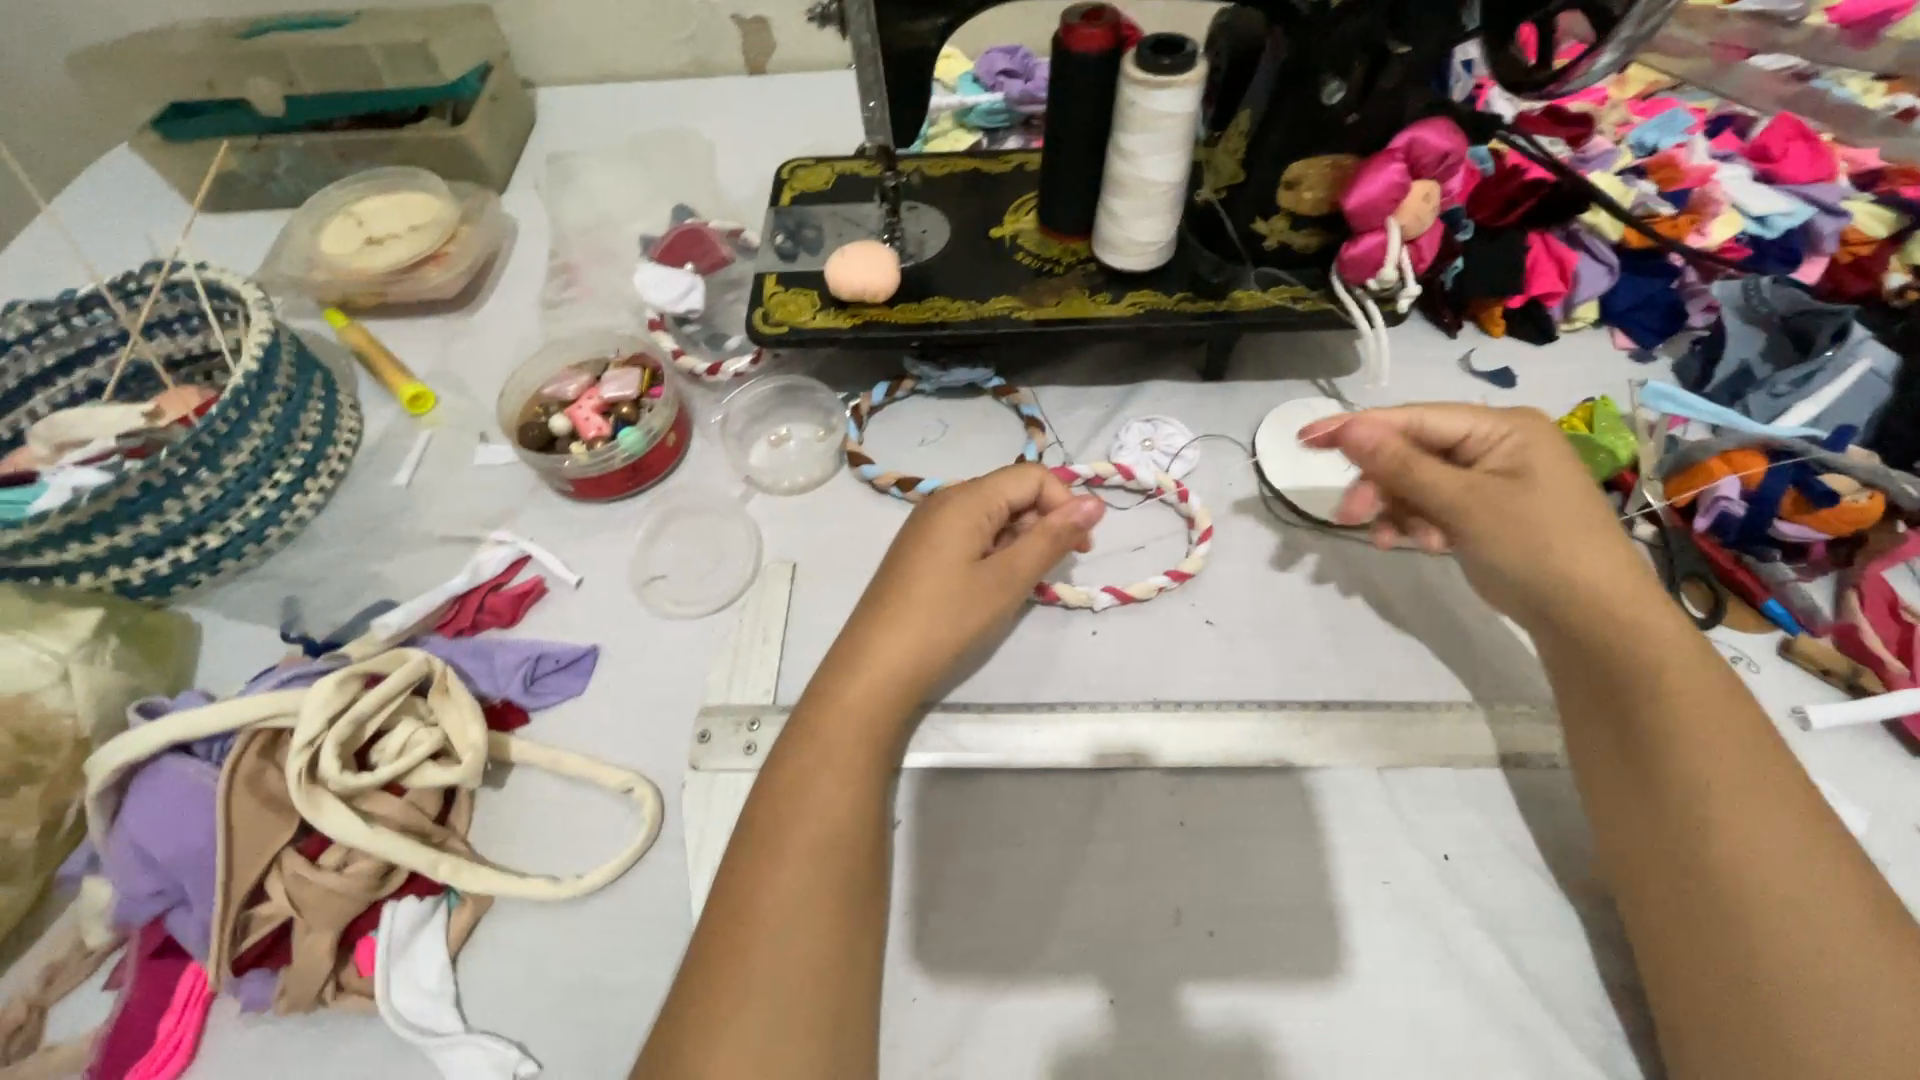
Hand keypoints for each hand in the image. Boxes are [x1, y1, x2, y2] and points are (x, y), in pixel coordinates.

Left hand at [812, 463, 1106, 715]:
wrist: (877, 665)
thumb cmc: (947, 620)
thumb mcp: (1008, 580)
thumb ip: (1052, 538)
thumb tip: (1095, 503)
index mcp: (966, 498)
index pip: (1032, 476)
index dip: (1065, 505)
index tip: (1080, 550)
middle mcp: (944, 499)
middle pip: (1011, 492)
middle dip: (1044, 523)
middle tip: (1053, 570)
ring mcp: (928, 525)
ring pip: (991, 515)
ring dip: (1019, 541)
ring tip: (1022, 584)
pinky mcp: (921, 550)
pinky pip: (969, 534)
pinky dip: (994, 552)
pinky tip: (993, 586)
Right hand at [1299, 404, 1654, 629]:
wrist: (1591, 618)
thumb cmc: (1535, 548)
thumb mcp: (1462, 504)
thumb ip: (1401, 464)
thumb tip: (1347, 427)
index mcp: (1501, 427)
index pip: (1413, 418)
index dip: (1357, 428)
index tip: (1305, 440)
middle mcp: (1495, 444)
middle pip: (1410, 451)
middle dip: (1379, 483)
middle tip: (1349, 516)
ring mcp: (1491, 479)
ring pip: (1415, 483)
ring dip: (1396, 509)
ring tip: (1392, 541)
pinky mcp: (1484, 512)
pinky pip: (1432, 506)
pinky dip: (1416, 523)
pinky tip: (1417, 545)